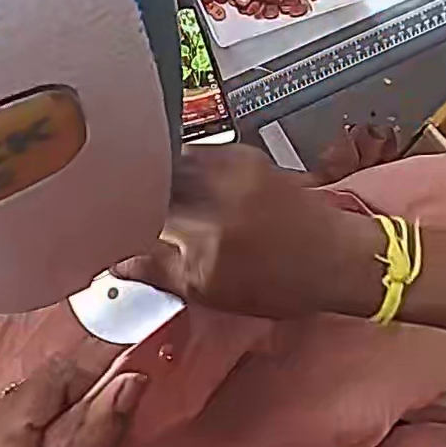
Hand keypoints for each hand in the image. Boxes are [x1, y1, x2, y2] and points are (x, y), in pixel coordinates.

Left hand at [0, 361, 146, 446]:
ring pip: (31, 401)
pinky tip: (75, 430)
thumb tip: (132, 380)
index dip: (97, 358)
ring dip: (71, 401)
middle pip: (40, 387)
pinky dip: (50, 420)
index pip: (52, 379)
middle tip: (132, 375)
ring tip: (111, 401)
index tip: (135, 342)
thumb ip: (99, 438)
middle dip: (87, 381)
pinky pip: (17, 420)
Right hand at [113, 144, 384, 318]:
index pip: (137, 217)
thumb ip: (159, 273)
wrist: (336, 255)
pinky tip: (188, 184)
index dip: (118, 220)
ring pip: (170, 163)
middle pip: (148, 182)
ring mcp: (228, 169)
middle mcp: (211, 197)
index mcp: (202, 240)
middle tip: (128, 209)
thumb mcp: (213, 293)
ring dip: (157, 177)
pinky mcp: (243, 154)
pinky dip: (184, 167)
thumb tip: (114, 263)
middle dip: (134, 194)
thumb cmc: (278, 284)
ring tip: (155, 195)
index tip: (110, 227)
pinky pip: (196, 153)